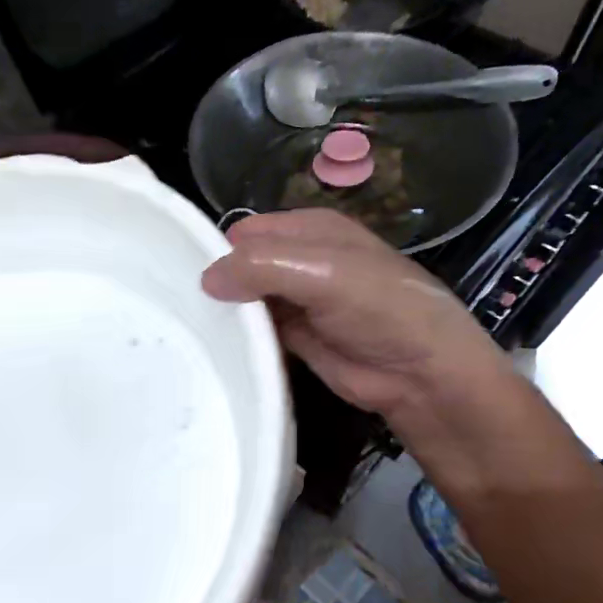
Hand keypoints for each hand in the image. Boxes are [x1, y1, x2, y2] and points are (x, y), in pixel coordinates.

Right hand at [201, 210, 509, 421]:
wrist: (420, 372)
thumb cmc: (378, 308)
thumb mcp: (322, 271)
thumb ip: (261, 267)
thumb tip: (206, 279)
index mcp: (312, 229)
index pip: (250, 230)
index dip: (221, 249)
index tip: (187, 276)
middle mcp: (304, 261)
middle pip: (246, 265)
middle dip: (220, 282)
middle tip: (182, 308)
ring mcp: (301, 303)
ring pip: (249, 300)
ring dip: (228, 313)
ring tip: (190, 329)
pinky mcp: (299, 340)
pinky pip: (259, 333)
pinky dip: (242, 339)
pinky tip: (216, 348)